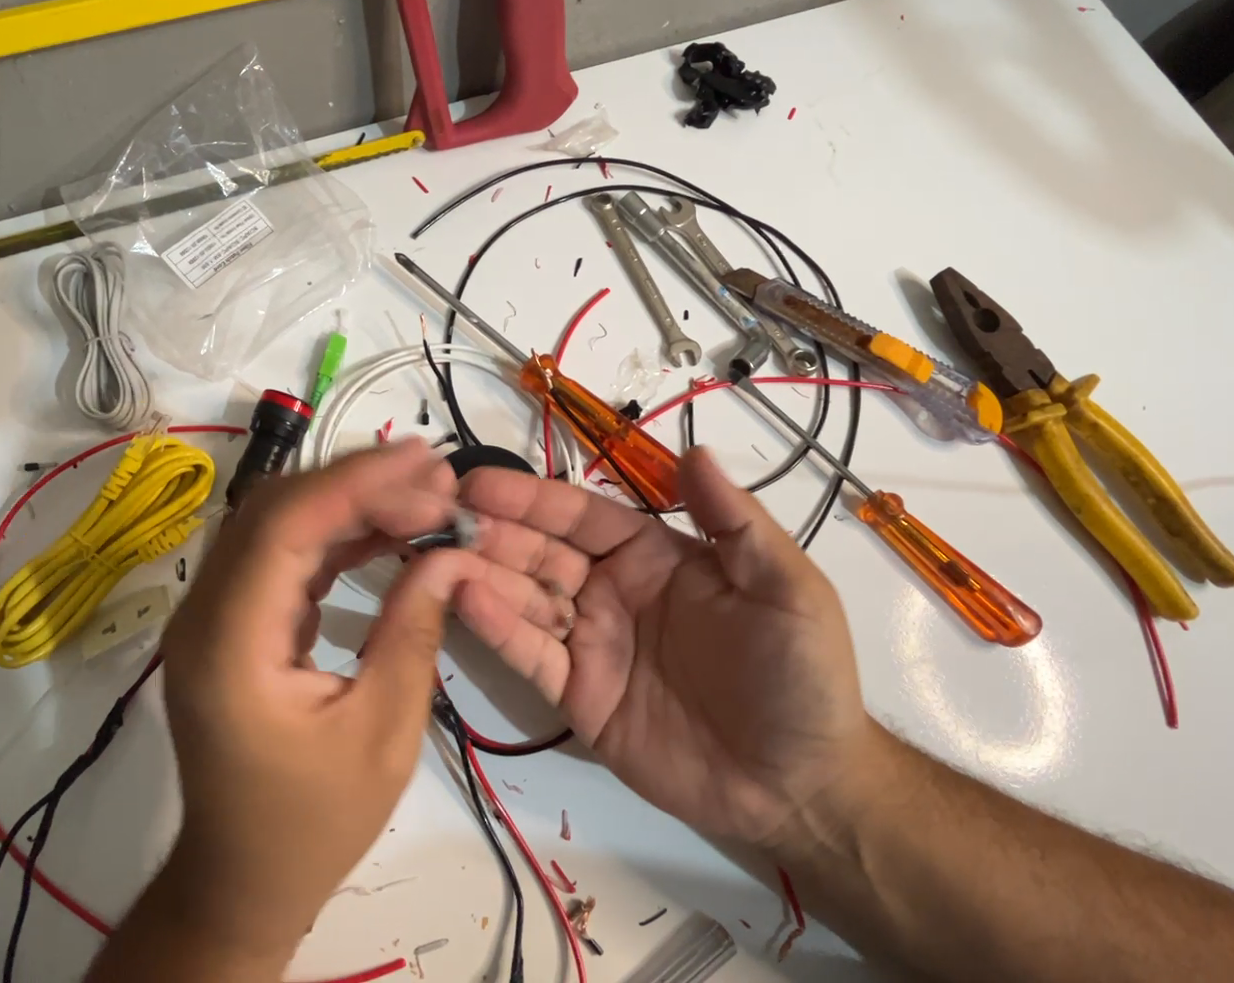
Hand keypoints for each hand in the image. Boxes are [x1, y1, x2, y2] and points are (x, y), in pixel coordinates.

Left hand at [139, 440, 488, 970]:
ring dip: (348, 501)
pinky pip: (280, 556)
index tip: (425, 462)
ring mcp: (212, 616)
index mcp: (231, 647)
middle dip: (357, 482)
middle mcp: (205, 616)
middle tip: (437, 476)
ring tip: (423, 493)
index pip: (283, 527)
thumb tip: (450, 555)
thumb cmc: (316, 822)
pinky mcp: (231, 623)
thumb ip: (412, 632)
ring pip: (275, 524)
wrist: (244, 879)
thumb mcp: (384, 733)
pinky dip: (334, 534)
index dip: (355, 482)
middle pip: (274, 512)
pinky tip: (387, 530)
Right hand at [453, 447, 876, 850]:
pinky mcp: (577, 696)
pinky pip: (530, 655)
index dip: (530, 498)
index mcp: (653, 555)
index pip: (579, 515)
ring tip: (433, 556)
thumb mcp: (784, 587)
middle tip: (435, 517)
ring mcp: (590, 644)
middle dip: (490, 532)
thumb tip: (694, 450)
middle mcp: (610, 590)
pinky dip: (495, 628)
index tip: (477, 484)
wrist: (798, 784)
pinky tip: (461, 601)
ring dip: (478, 574)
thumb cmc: (800, 674)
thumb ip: (735, 522)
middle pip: (538, 551)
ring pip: (523, 598)